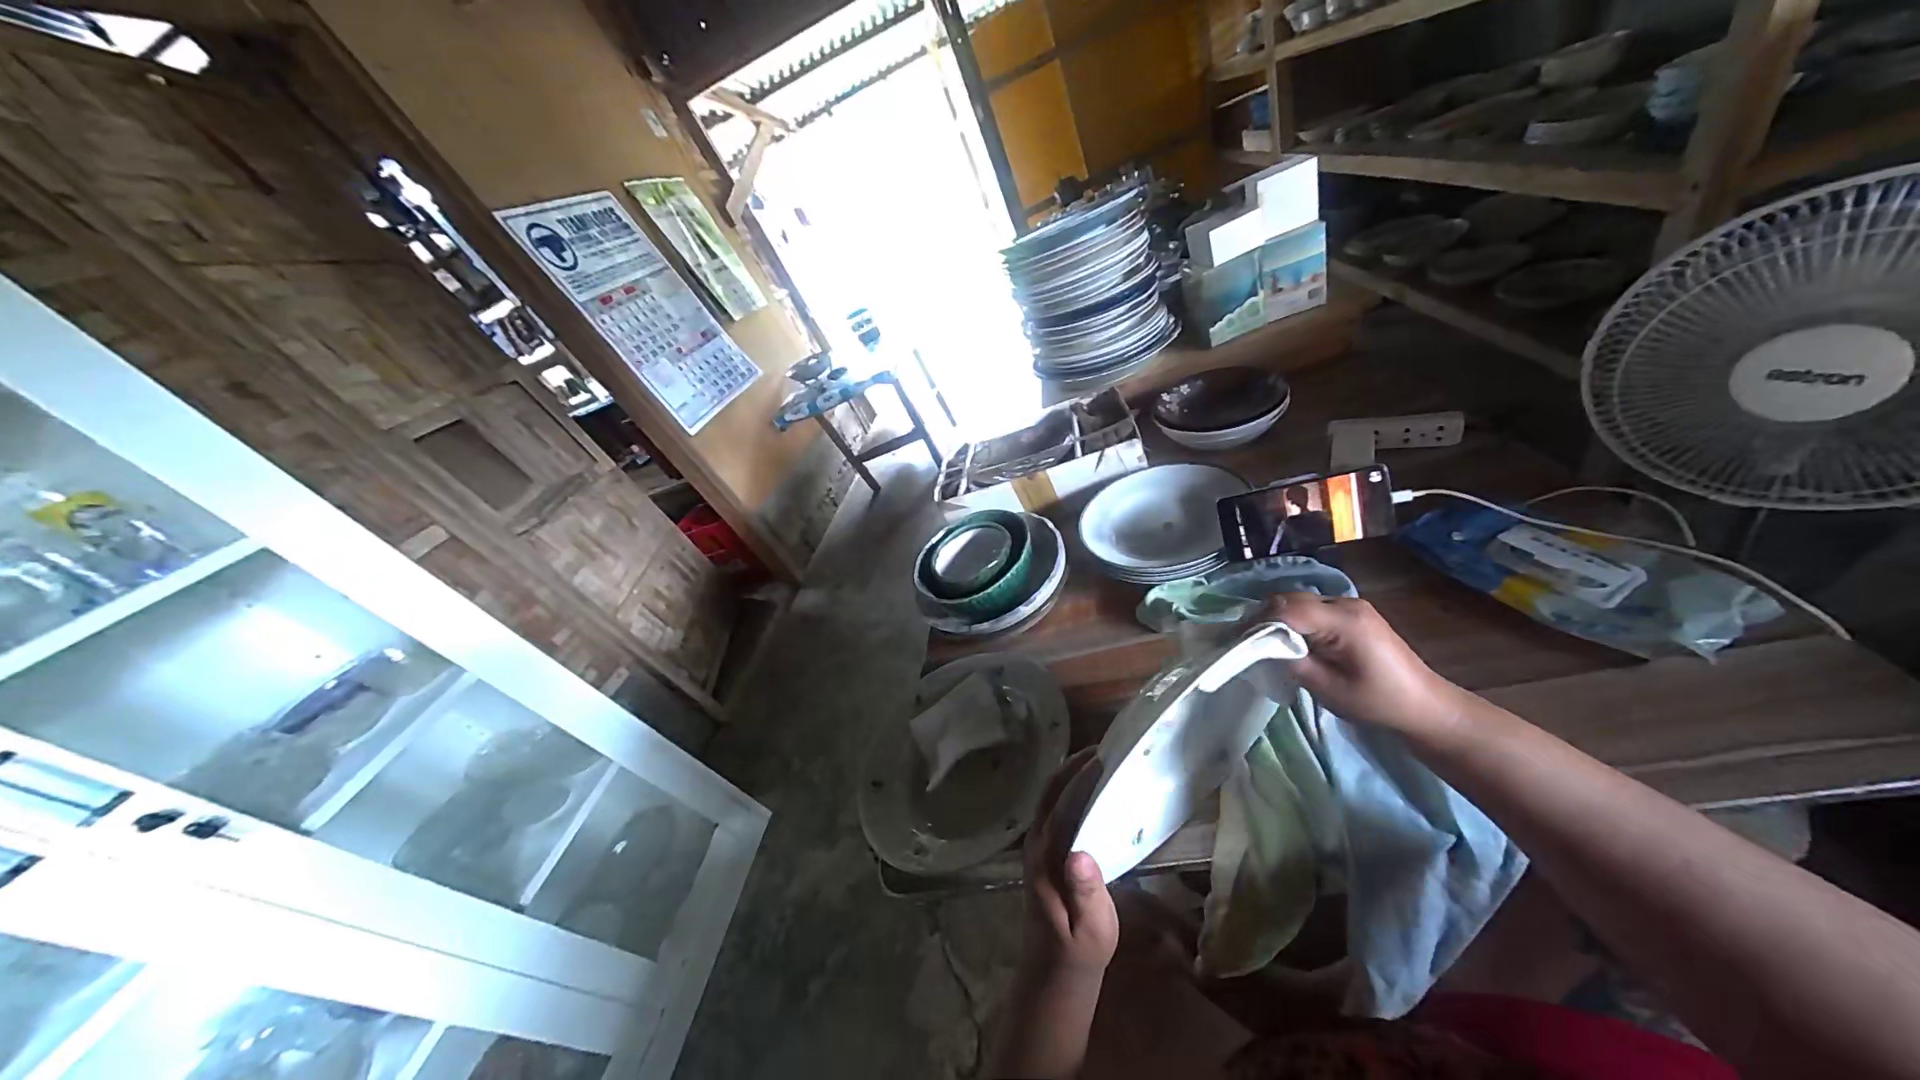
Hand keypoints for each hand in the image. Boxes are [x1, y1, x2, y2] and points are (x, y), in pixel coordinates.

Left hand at [1022, 747, 1118, 980]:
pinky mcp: (1043, 849)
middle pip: (1049, 793)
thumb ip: (1086, 894)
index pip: (1062, 809)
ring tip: (1102, 759)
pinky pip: (1054, 808)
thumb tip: (1081, 853)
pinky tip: (1092, 787)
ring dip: (1070, 774)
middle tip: (1104, 747)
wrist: (1052, 971)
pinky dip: (1070, 789)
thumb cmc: (1078, 952)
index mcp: (1046, 861)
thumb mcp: (1092, 931)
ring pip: (1049, 797)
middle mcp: (1035, 845)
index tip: (1104, 759)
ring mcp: (1036, 845)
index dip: (1081, 781)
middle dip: (1072, 766)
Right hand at [1262, 592, 1466, 736]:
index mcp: (1345, 620)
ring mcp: (1350, 605)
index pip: (1289, 609)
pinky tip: (1286, 640)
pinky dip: (1292, 619)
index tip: (1238, 641)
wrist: (1424, 705)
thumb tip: (1264, 647)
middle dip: (1264, 617)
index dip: (1259, 622)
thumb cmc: (1378, 702)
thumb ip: (1294, 662)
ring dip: (1277, 617)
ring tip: (1261, 641)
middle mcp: (1346, 603)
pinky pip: (1311, 608)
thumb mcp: (1329, 689)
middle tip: (1244, 641)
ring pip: (1298, 601)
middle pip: (1291, 599)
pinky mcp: (1351, 613)